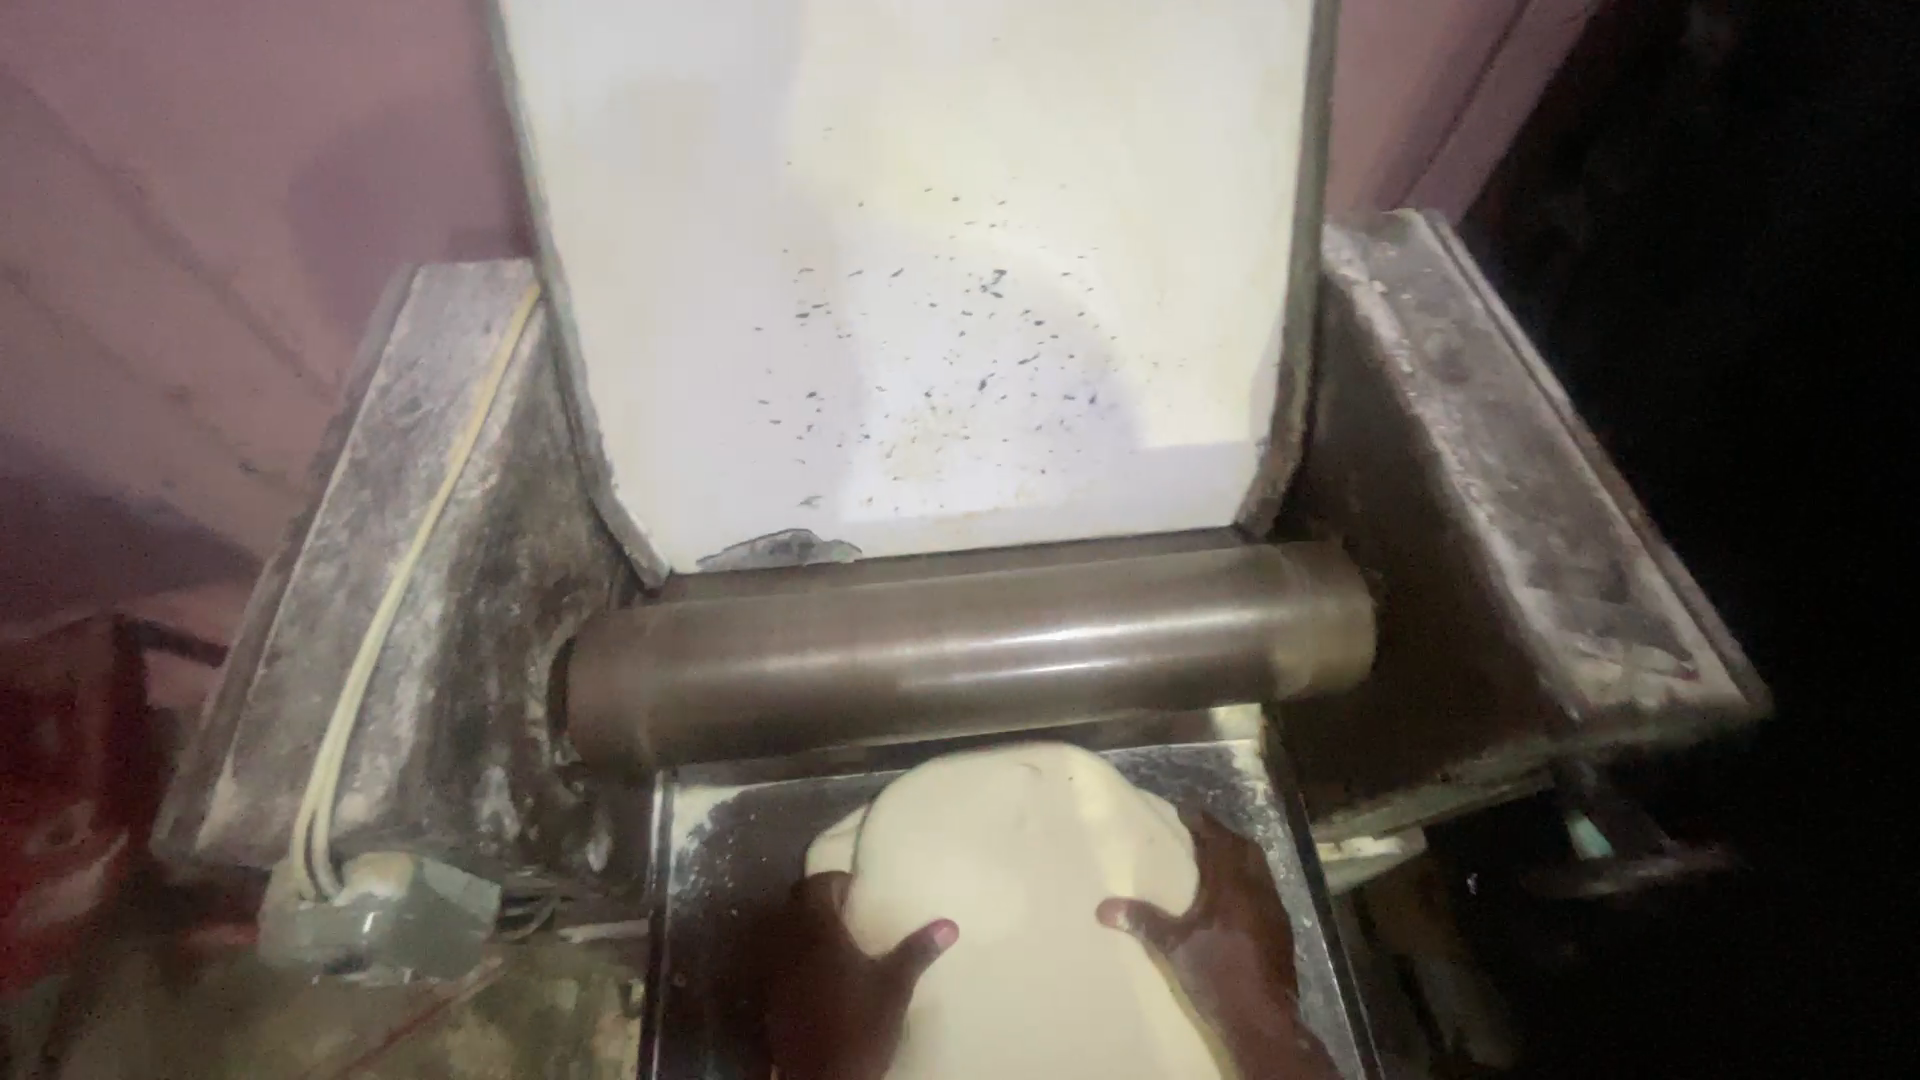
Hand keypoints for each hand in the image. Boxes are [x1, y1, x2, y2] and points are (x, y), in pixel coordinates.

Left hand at [766, 871, 957, 1079]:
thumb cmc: (861, 1027)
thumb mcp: (895, 987)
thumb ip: (918, 950)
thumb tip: (949, 924)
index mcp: (819, 933)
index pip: (815, 885)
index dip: (834, 882)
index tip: (855, 893)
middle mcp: (791, 945)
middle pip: (796, 904)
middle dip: (819, 901)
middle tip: (847, 913)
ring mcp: (777, 974)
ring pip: (785, 933)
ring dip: (806, 930)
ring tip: (835, 943)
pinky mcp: (772, 1001)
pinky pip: (780, 963)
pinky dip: (797, 960)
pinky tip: (820, 978)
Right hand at [1097, 810, 1337, 1079]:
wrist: (1264, 1022)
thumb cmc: (1217, 975)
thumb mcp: (1174, 947)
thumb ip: (1143, 921)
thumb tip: (1103, 908)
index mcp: (1232, 886)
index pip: (1219, 839)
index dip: (1203, 821)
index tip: (1185, 810)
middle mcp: (1257, 891)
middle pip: (1245, 848)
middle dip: (1223, 835)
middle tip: (1200, 833)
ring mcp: (1274, 911)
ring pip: (1259, 869)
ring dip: (1239, 858)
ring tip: (1215, 861)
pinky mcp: (1282, 932)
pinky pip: (1265, 891)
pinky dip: (1248, 882)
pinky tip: (1233, 898)